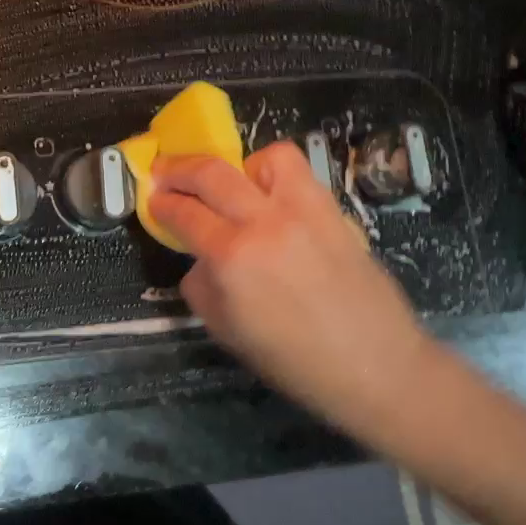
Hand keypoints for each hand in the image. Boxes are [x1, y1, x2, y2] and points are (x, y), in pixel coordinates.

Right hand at [150, 144, 438, 426]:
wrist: (373, 365)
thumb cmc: (291, 360)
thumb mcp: (224, 329)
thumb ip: (202, 283)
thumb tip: (200, 256)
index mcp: (232, 258)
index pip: (184, 214)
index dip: (161, 204)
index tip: (152, 200)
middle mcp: (265, 223)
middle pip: (212, 173)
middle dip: (179, 168)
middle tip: (164, 171)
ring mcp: (304, 211)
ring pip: (263, 159)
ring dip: (235, 165)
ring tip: (228, 184)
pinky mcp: (333, 211)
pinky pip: (298, 173)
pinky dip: (274, 174)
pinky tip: (267, 198)